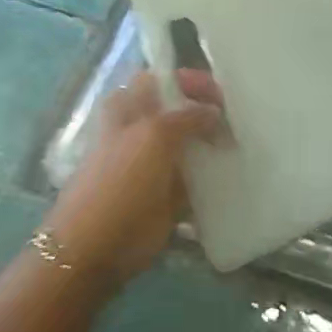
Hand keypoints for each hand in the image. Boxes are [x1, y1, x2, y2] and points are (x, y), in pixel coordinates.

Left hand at [42, 69, 221, 288]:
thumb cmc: (120, 184)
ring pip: (190, 142)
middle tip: (230, 118)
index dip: (191, 81)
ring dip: (212, 142)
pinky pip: (197, 178)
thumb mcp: (155, 136)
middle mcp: (142, 133)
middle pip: (180, 111)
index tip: (221, 93)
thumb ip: (187, 117)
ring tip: (236, 144)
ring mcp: (154, 165)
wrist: (96, 250)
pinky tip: (230, 173)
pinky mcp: (167, 196)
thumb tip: (214, 112)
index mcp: (130, 109)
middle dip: (207, 111)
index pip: (163, 80)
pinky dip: (213, 176)